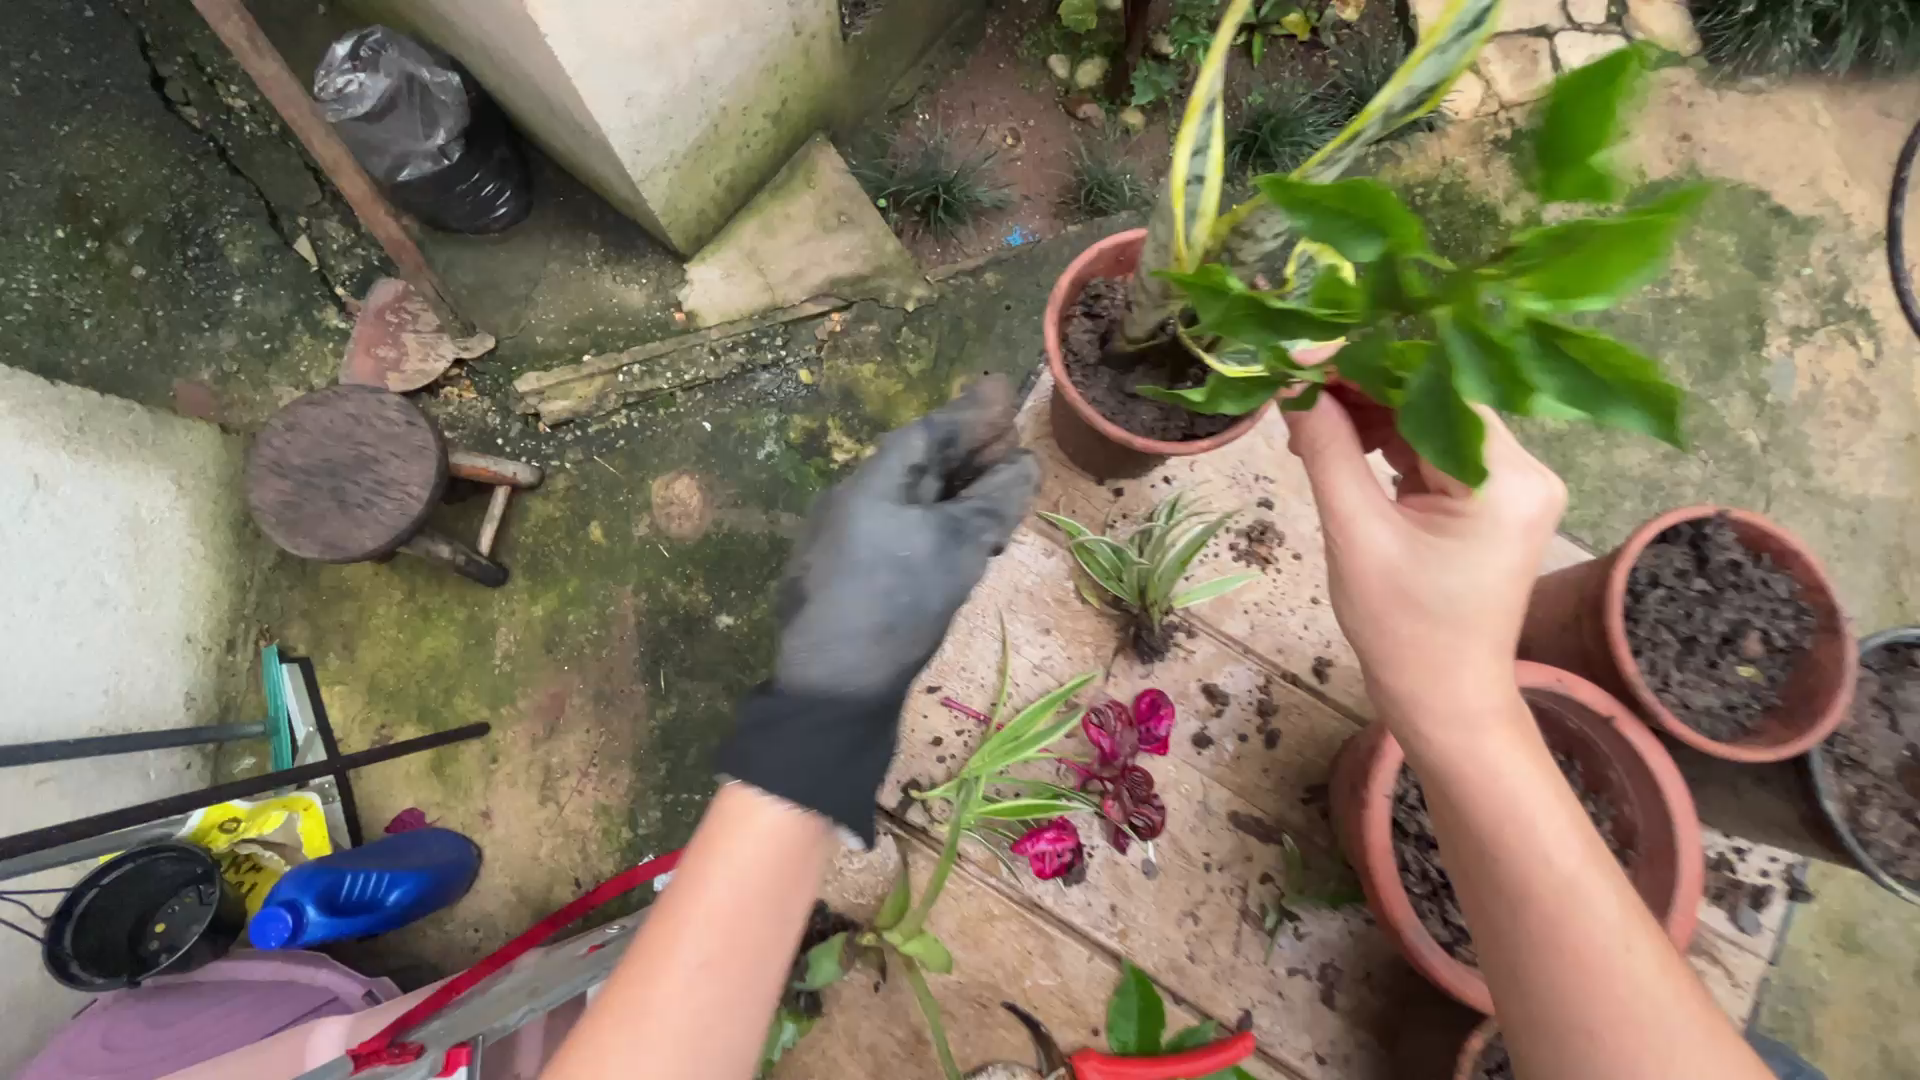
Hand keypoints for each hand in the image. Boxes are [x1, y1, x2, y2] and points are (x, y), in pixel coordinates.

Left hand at [716, 379, 1038, 843]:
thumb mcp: (955, 548)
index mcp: (869, 484)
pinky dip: (941, 526)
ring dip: (957, 490)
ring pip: (913, 501)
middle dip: (967, 449)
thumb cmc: (896, 604)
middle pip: (917, 465)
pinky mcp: (855, 579)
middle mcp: (853, 503)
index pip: (925, 434)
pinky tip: (965, 537)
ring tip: (999, 483)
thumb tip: (1025, 465)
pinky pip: (905, 533)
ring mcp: (848, 543)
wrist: (835, 690)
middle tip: (1010, 437)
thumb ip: (992, 503)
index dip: (968, 412)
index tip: (1002, 390)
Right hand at [1283, 389, 1565, 733]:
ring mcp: (1505, 485)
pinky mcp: (1482, 501)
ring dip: (1364, 415)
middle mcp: (1521, 469)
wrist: (1440, 696)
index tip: (1302, 355)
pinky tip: (1335, 444)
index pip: (1434, 388)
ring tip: (1304, 421)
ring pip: (1426, 422)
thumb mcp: (1354, 533)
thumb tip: (1293, 384)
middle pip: (1433, 399)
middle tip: (1292, 389)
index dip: (1366, 362)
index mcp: (1505, 478)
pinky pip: (1426, 452)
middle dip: (1360, 388)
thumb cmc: (1399, 626)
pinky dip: (1380, 444)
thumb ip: (1327, 451)